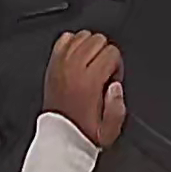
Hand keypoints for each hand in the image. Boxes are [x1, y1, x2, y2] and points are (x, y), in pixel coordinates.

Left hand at [44, 30, 126, 147]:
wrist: (59, 136)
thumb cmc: (83, 131)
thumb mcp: (110, 130)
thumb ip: (118, 108)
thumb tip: (116, 85)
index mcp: (89, 82)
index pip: (112, 52)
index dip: (117, 65)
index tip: (112, 79)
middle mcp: (73, 69)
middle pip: (98, 39)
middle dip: (105, 53)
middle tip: (103, 71)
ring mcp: (60, 64)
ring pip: (82, 35)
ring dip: (90, 47)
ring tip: (91, 63)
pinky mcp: (52, 63)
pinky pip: (64, 38)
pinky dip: (73, 42)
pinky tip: (77, 56)